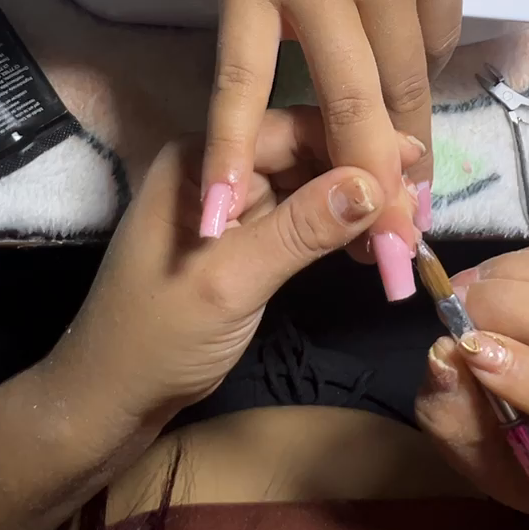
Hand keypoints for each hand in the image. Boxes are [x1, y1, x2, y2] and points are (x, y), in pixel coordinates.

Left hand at [41, 109, 420, 439]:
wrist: (110, 399)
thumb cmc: (157, 336)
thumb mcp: (231, 280)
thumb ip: (302, 229)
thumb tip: (375, 183)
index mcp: (200, 158)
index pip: (289, 130)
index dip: (352, 145)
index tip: (412, 167)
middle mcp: (216, 166)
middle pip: (303, 153)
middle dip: (360, 176)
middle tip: (418, 201)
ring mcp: (230, 201)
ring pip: (308, 185)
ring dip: (354, 203)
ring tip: (406, 222)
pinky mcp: (243, 234)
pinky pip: (300, 217)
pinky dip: (335, 228)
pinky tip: (371, 239)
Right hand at [152, 0, 528, 298]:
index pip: (443, 28)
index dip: (432, 67)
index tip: (415, 97)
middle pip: (405, 82)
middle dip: (413, 160)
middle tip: (419, 236)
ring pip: (342, 98)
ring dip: (359, 176)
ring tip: (370, 248)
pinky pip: (239, 79)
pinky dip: (231, 145)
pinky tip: (226, 210)